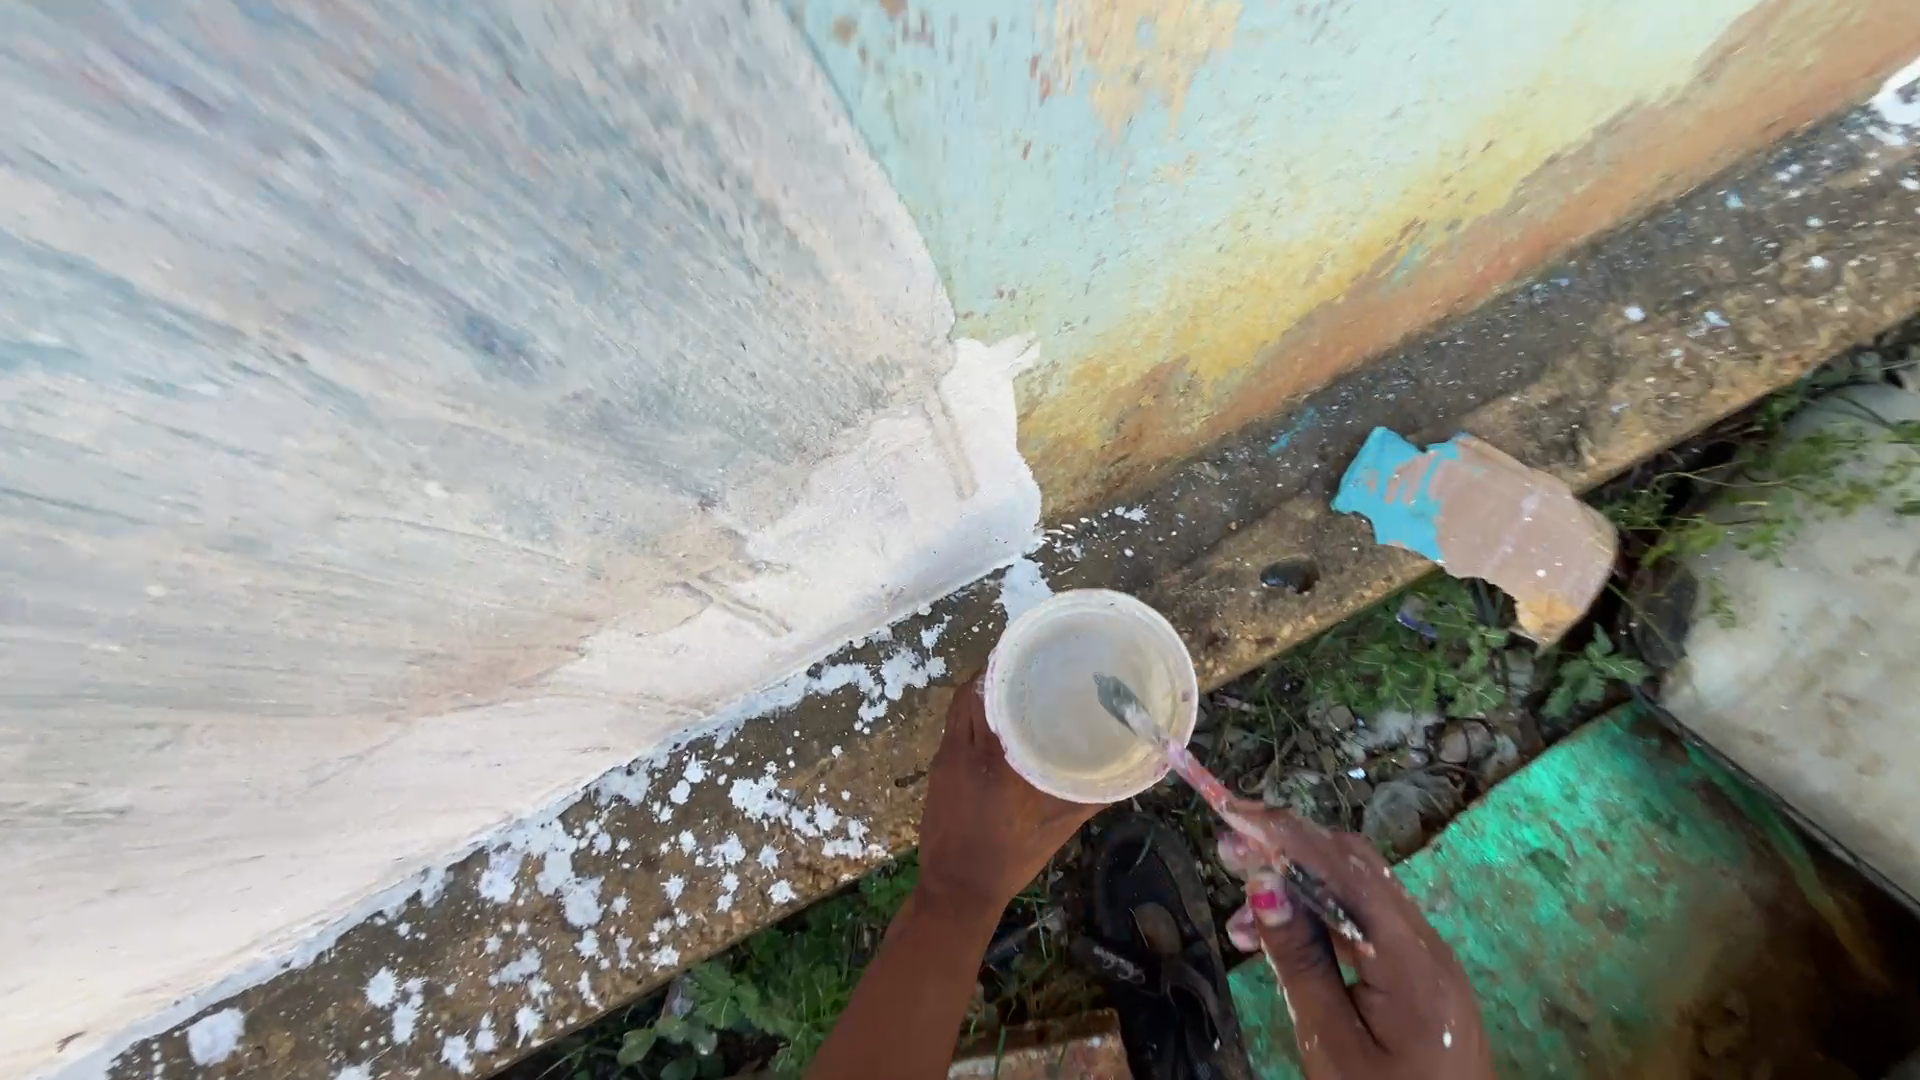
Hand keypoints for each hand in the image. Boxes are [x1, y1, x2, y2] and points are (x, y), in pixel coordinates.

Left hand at [914, 675, 1104, 916]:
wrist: (955, 890)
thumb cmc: (1009, 861)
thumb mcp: (1055, 831)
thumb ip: (1088, 799)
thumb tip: (1128, 777)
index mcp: (994, 762)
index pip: (991, 699)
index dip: (1003, 670)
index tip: (1027, 652)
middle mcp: (964, 752)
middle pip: (968, 694)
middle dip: (989, 673)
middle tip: (1019, 662)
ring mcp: (945, 760)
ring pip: (956, 709)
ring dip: (976, 692)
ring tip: (1006, 683)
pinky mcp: (936, 770)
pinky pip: (952, 728)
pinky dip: (968, 714)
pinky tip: (990, 719)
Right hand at [1216, 803, 1492, 1079]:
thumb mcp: (1330, 1043)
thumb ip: (1298, 959)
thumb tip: (1261, 880)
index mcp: (1411, 960)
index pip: (1341, 869)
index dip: (1283, 833)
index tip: (1229, 813)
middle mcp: (1425, 942)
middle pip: (1353, 864)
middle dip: (1286, 843)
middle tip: (1227, 848)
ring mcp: (1426, 956)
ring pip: (1355, 885)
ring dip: (1296, 876)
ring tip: (1240, 902)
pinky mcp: (1417, 971)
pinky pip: (1362, 917)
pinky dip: (1315, 907)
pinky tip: (1275, 930)